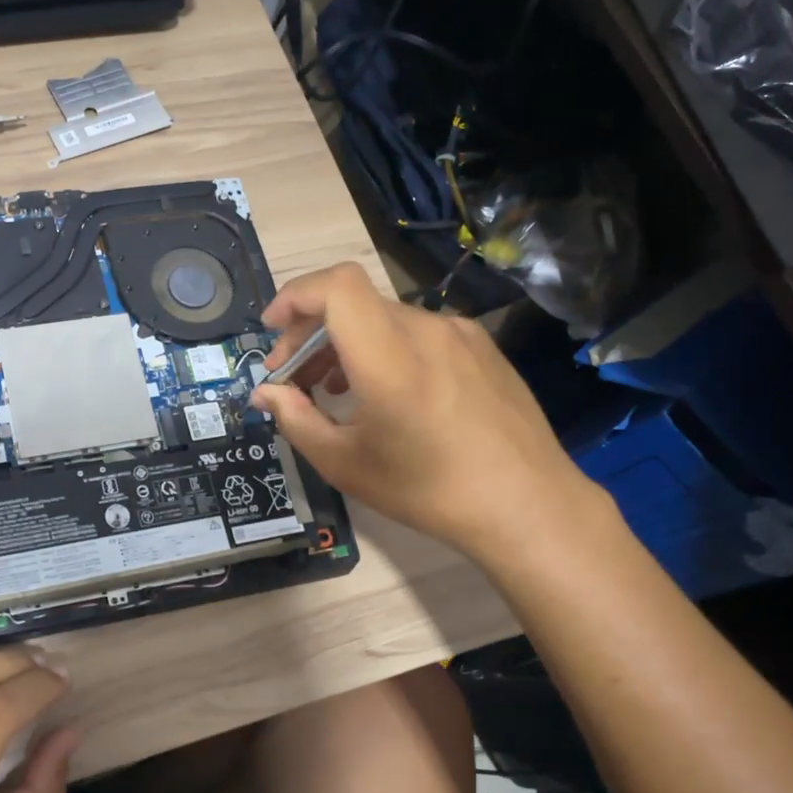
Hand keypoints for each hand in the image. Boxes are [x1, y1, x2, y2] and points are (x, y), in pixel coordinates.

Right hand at [251, 263, 608, 563]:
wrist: (526, 505)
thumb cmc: (426, 490)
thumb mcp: (344, 463)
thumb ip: (295, 419)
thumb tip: (265, 392)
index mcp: (389, 359)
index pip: (337, 287)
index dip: (295, 295)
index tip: (272, 329)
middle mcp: (426, 331)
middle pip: (353, 304)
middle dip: (309, 332)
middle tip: (290, 377)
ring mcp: (460, 335)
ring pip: (384, 319)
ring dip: (345, 344)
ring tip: (331, 390)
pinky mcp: (481, 347)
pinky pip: (416, 333)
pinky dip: (382, 350)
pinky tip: (382, 394)